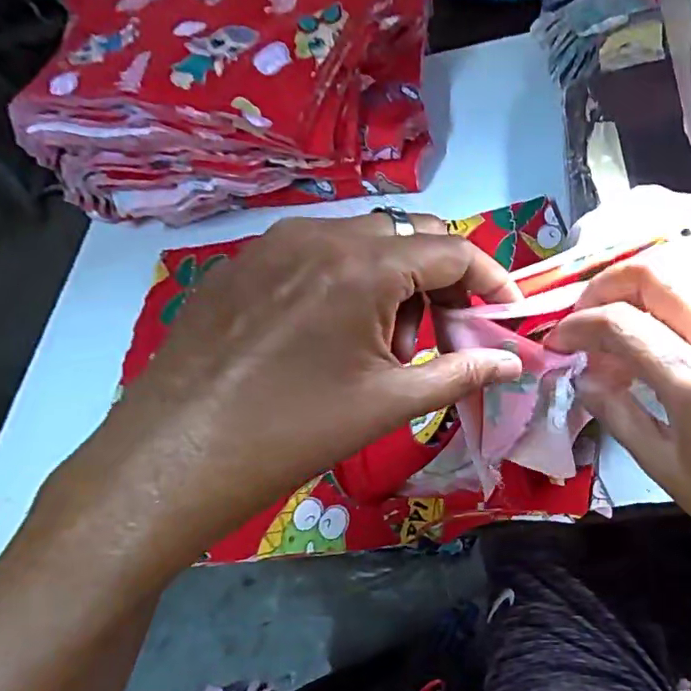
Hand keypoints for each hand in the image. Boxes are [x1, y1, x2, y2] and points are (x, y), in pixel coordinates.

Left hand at [40, 213, 522, 577]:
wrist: (176, 456)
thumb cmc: (295, 431)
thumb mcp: (390, 404)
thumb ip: (462, 372)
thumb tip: (514, 361)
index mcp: (364, 265)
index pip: (453, 250)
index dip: (491, 281)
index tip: (506, 316)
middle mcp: (320, 234)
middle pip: (409, 237)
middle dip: (440, 284)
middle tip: (437, 341)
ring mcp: (273, 243)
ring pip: (361, 242)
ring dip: (393, 284)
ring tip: (379, 348)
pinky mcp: (241, 263)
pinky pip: (314, 254)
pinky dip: (346, 283)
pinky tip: (328, 339)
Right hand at [547, 247, 690, 595]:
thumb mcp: (659, 465)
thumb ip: (614, 410)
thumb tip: (580, 374)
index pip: (625, 325)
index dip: (579, 325)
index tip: (558, 341)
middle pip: (659, 273)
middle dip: (608, 284)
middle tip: (584, 315)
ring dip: (642, 279)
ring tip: (617, 312)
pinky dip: (677, 286)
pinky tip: (657, 316)